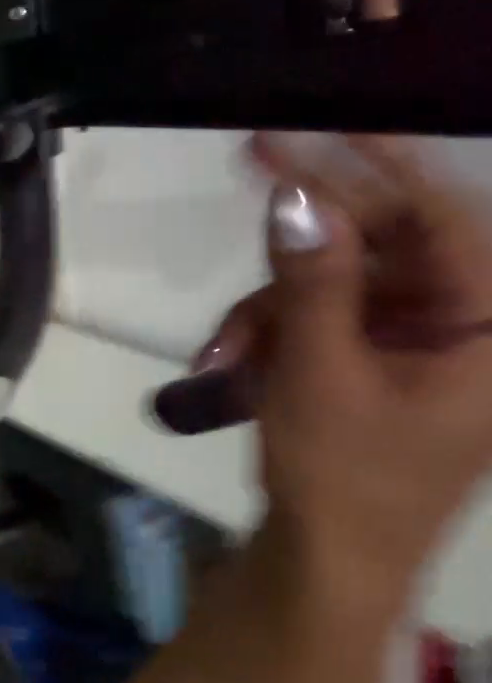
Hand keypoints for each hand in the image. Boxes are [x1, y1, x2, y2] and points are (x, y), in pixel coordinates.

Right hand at [196, 135, 491, 596]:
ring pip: (328, 282)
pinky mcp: (369, 360)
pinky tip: (224, 371)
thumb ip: (310, 281)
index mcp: (488, 329)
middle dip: (298, 244)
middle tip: (244, 170)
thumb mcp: (319, 371)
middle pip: (378, 244)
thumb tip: (296, 198)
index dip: (387, 164)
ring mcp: (412, 343)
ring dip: (262, 309)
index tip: (322, 124)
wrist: (330, 558)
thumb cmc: (344, 471)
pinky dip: (262, 335)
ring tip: (218, 361)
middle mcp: (461, 325)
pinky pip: (311, 317)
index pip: (444, 220)